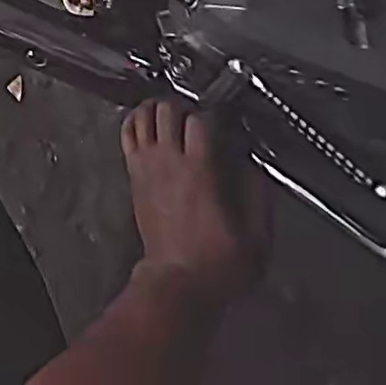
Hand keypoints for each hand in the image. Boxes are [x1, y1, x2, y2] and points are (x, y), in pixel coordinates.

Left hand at [121, 100, 272, 306]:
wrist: (177, 282)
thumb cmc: (217, 263)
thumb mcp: (256, 237)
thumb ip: (259, 196)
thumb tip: (256, 167)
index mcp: (200, 171)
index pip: (200, 120)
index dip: (212, 113)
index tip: (223, 120)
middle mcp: (169, 160)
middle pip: (168, 109)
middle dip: (183, 104)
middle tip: (196, 114)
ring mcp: (146, 164)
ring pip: (144, 114)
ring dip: (158, 107)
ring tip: (172, 113)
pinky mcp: (133, 172)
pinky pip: (127, 132)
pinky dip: (135, 119)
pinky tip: (146, 121)